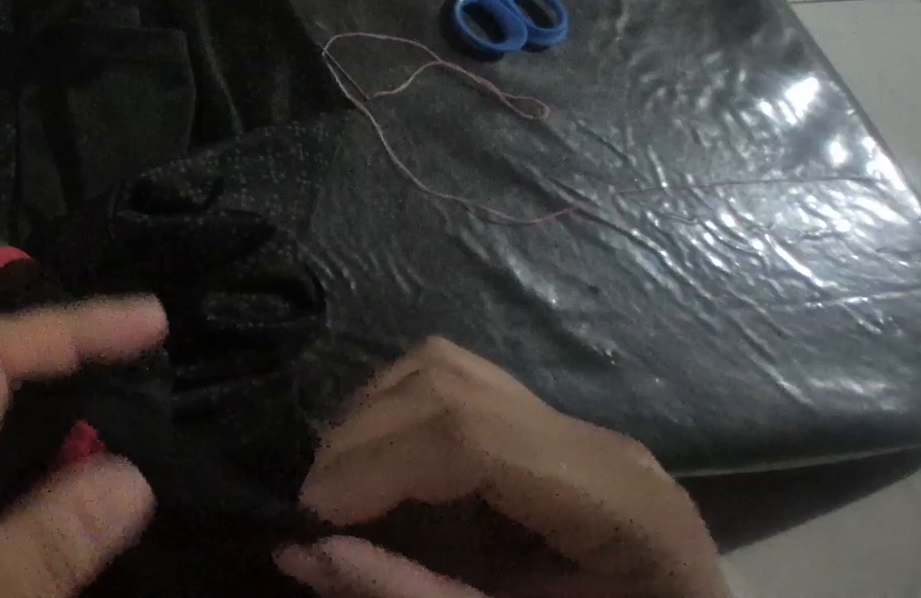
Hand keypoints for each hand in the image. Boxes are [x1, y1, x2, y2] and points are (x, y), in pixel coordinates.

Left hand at [0, 299, 167, 597]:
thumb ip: (38, 548)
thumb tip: (131, 479)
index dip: (77, 328)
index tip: (151, 318)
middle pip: (1, 385)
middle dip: (78, 375)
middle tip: (161, 369)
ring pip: (0, 438)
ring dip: (65, 434)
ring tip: (144, 420)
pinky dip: (39, 486)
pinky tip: (84, 489)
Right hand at [276, 339, 731, 597]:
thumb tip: (300, 552)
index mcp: (620, 504)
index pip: (471, 439)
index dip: (376, 464)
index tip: (315, 514)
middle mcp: (595, 441)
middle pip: (445, 388)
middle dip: (358, 440)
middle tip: (314, 504)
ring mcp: (569, 421)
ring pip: (438, 367)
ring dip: (370, 415)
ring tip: (343, 480)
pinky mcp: (540, 420)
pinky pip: (447, 377)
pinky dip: (394, 405)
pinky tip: (382, 455)